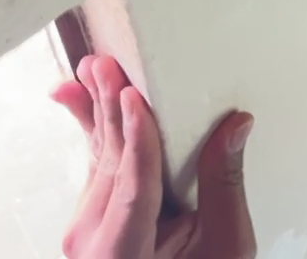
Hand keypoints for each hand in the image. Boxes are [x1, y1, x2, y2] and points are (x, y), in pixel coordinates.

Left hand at [51, 55, 255, 258]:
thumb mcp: (225, 243)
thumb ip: (225, 185)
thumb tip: (236, 125)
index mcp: (124, 257)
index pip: (133, 191)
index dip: (135, 142)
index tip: (132, 98)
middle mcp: (94, 244)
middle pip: (111, 162)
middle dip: (109, 109)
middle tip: (105, 66)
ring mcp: (87, 229)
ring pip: (98, 155)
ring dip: (97, 107)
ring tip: (91, 69)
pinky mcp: (92, 214)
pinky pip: (95, 161)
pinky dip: (89, 123)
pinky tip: (70, 92)